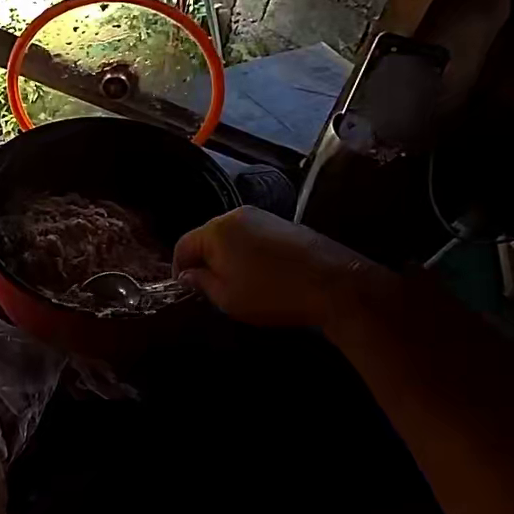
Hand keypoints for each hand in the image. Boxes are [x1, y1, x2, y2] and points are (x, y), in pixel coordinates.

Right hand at [173, 207, 394, 329]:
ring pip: (231, 237)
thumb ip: (200, 283)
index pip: (183, 245)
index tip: (185, 290)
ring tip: (237, 284)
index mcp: (216, 230)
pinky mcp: (283, 224)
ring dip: (227, 258)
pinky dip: (248, 254)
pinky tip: (261, 274)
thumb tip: (187, 275)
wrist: (334, 284)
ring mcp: (262, 217)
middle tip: (210, 289)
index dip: (179, 269)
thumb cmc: (272, 293)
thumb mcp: (227, 298)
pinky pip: (253, 237)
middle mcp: (235, 215)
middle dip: (204, 262)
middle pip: (207, 238)